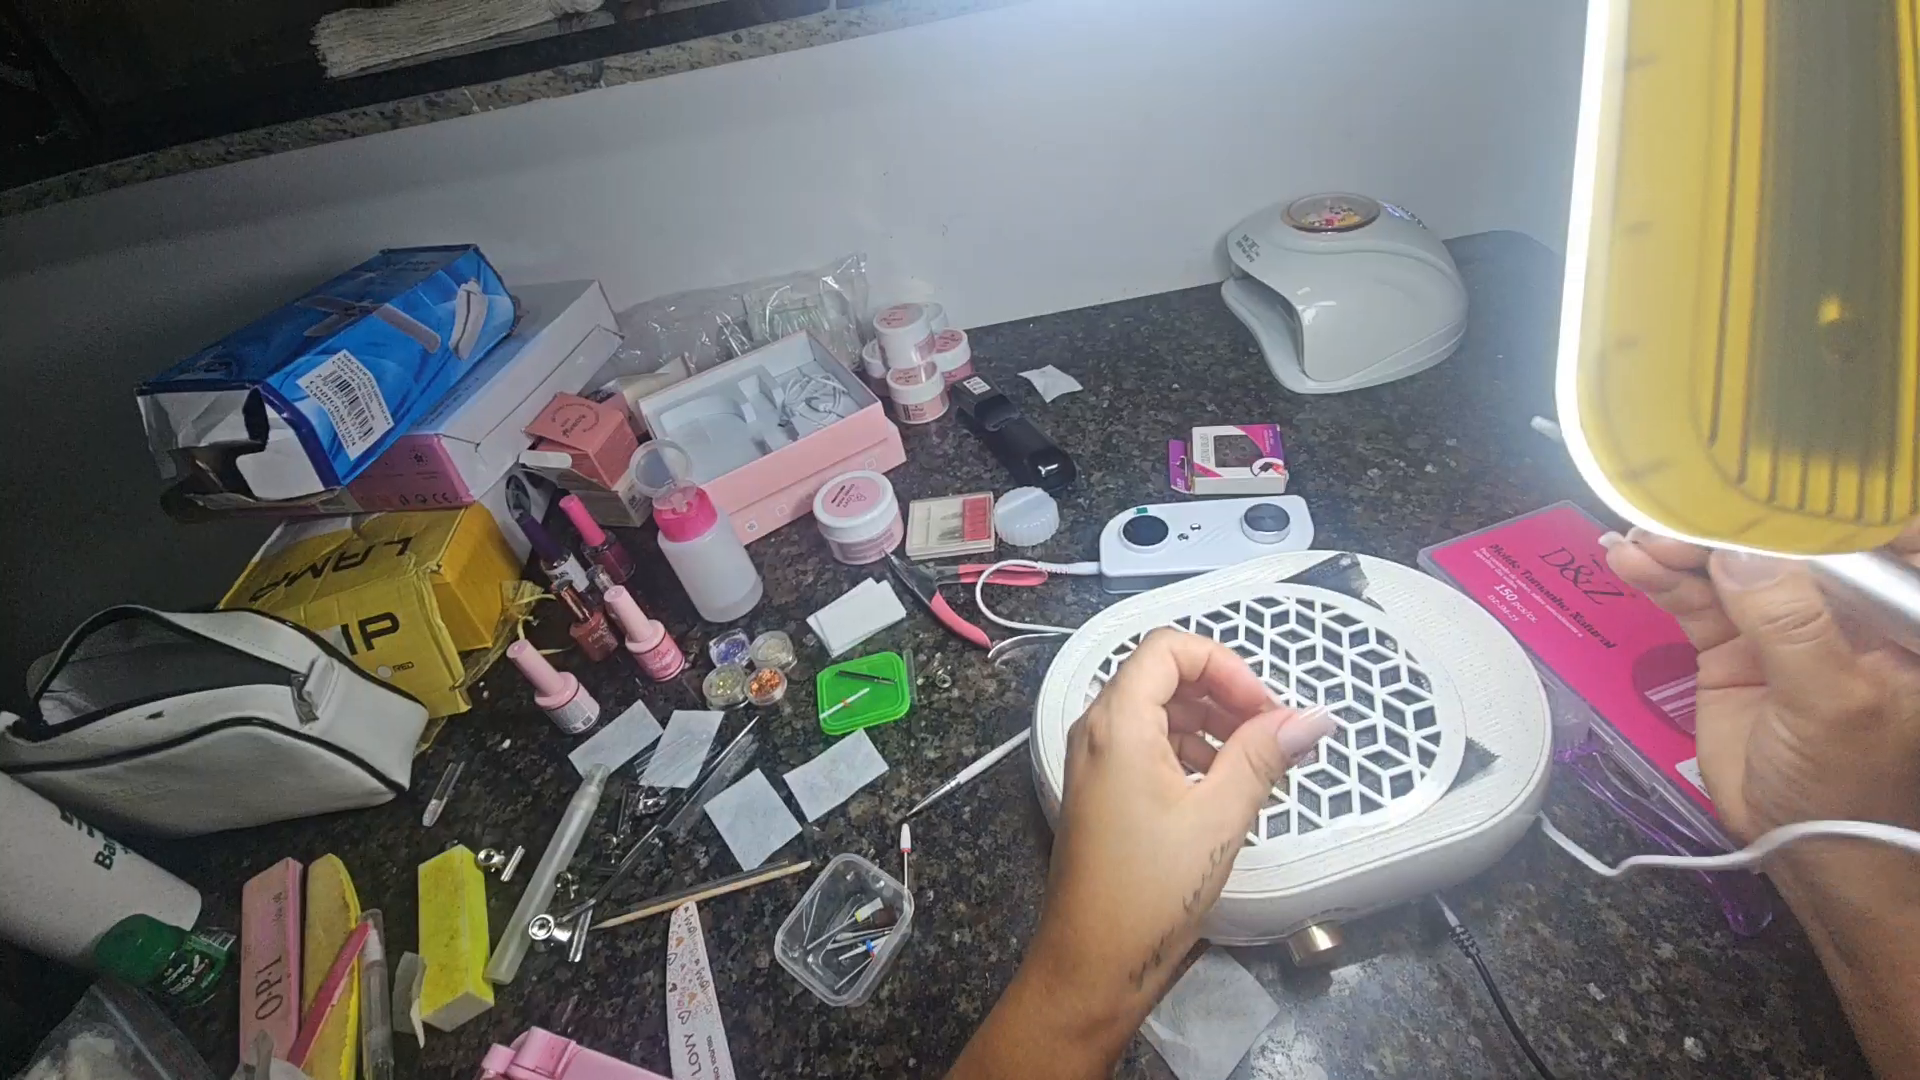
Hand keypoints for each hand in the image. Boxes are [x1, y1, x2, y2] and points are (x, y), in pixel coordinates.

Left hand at [1025, 629, 1333, 1029]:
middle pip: (1161, 675)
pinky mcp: (1100, 783)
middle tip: (1271, 735)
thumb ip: (1263, 756)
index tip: (1265, 708)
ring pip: (1155, 710)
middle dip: (1220, 694)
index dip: (1223, 665)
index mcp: (1117, 720)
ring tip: (1254, 762)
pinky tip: (1220, 784)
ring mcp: (1094, 755)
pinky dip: (1186, 748)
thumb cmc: (1152, 887)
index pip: (1168, 648)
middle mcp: (1097, 725)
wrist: (1090, 960)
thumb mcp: (1219, 817)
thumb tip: (1314, 717)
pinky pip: (1145, 742)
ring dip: (1207, 723)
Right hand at [1602, 529, 1919, 841]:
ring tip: (1633, 544)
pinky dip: (1656, 580)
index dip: (1827, 508)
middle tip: (1668, 522)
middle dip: (1727, 532)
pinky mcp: (1729, 646)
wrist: (1796, 838)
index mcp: (1903, 621)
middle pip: (1784, 550)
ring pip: (1727, 571)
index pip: (1880, 543)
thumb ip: (1789, 627)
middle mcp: (1847, 614)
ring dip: (1678, 554)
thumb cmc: (1847, 779)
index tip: (1761, 482)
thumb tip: (1739, 557)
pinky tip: (1626, 562)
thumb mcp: (1830, 702)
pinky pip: (1690, 600)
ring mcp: (1781, 628)